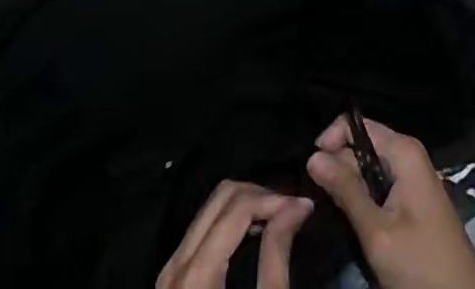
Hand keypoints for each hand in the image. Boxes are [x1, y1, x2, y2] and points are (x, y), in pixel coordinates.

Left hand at [157, 180, 312, 288]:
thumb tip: (297, 204)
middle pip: (221, 197)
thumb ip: (277, 255)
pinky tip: (254, 235)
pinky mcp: (172, 278)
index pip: (237, 206)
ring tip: (277, 221)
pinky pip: (203, 229)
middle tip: (291, 212)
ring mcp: (169, 271)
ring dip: (247, 206)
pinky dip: (232, 222)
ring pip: (210, 208)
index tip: (305, 209)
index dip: (274, 199)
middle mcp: (176, 264)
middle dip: (261, 196)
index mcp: (196, 274)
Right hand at [306, 116, 474, 288]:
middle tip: (312, 195)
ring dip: (345, 183)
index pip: (358, 124)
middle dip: (335, 164)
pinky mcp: (409, 199)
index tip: (310, 169)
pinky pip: (377, 184)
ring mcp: (410, 178)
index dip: (331, 140)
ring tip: (324, 205)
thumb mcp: (377, 231)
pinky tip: (346, 215)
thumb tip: (312, 156)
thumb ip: (346, 191)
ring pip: (367, 167)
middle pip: (361, 145)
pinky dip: (359, 196)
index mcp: (404, 151)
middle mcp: (408, 156)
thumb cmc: (421, 263)